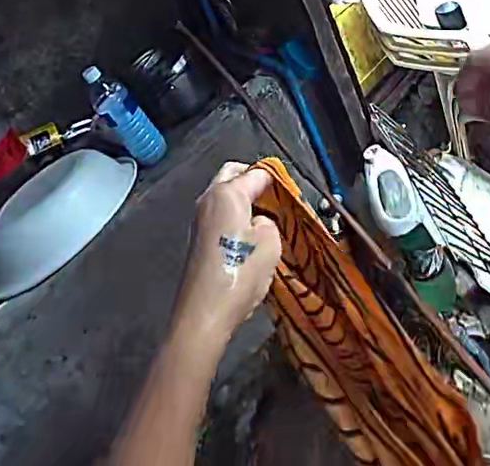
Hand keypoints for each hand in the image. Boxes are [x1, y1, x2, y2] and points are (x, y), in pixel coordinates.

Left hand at [173, 162, 282, 342]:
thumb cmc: (240, 272)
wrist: (203, 317)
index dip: (279, 180)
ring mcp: (199, 220)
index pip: (258, 173)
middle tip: (275, 199)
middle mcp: (209, 199)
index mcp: (228, 193)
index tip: (293, 194)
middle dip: (254, 180)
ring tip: (265, 219)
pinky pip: (219, 215)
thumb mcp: (271, 241)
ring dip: (243, 199)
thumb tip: (258, 222)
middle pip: (233, 174)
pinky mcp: (197, 240)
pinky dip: (234, 216)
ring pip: (224, 195)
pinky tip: (248, 238)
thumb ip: (269, 220)